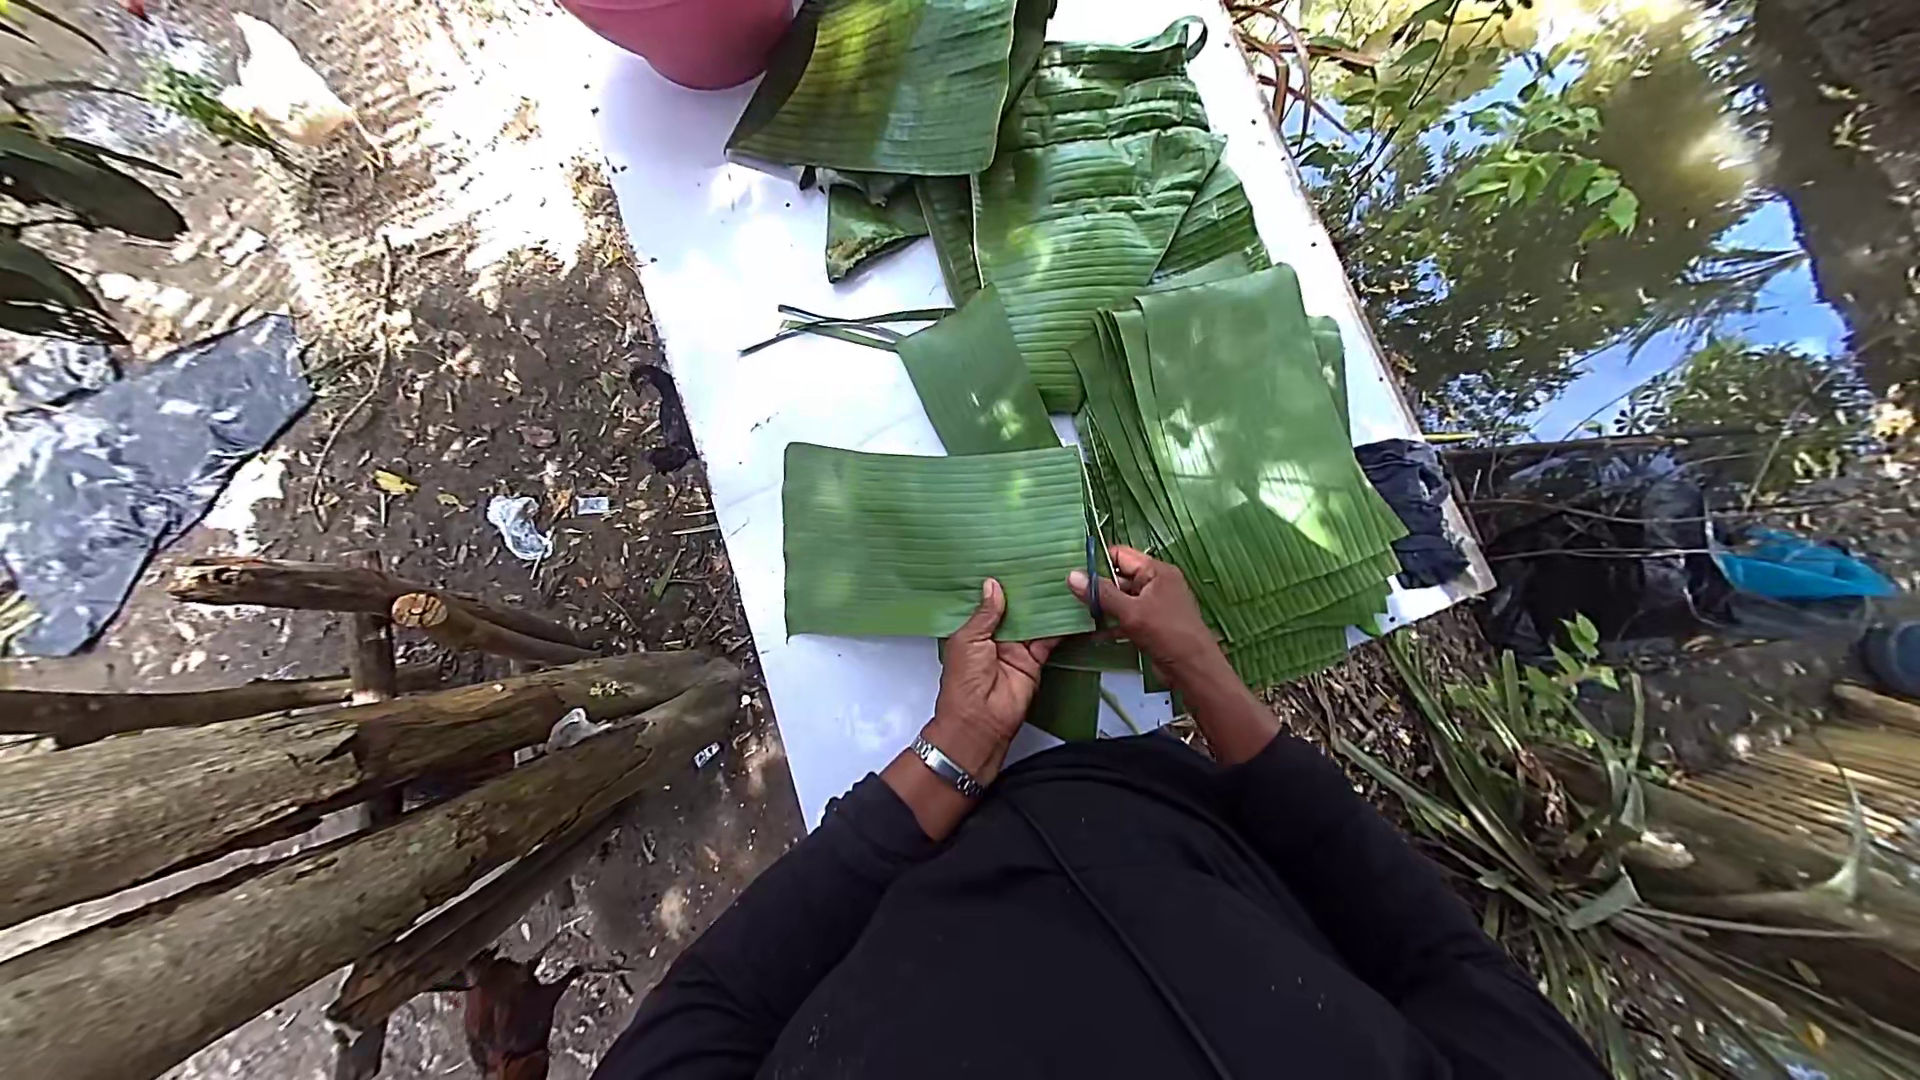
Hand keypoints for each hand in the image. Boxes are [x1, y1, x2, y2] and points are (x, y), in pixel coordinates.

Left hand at [927, 579, 1058, 774]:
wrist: (980, 721)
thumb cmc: (964, 680)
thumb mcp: (969, 639)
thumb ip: (985, 613)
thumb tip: (992, 584)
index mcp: (974, 629)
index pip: (989, 603)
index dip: (999, 585)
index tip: (1011, 561)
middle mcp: (996, 636)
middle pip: (1015, 609)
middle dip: (1026, 591)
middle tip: (1042, 564)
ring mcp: (1017, 648)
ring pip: (1034, 621)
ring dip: (1045, 605)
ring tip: (1059, 579)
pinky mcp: (1034, 660)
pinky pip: (1049, 640)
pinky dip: (1061, 627)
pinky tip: (1071, 609)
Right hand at [1068, 545, 1225, 690]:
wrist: (1194, 670)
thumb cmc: (1166, 633)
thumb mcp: (1131, 612)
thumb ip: (1101, 593)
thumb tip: (1072, 575)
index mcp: (1155, 571)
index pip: (1120, 555)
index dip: (1097, 560)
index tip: (1074, 571)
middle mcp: (1155, 583)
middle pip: (1119, 576)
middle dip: (1096, 586)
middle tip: (1069, 593)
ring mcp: (1153, 604)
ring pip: (1120, 598)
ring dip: (1101, 606)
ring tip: (1076, 611)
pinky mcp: (1150, 623)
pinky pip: (1126, 616)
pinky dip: (1111, 623)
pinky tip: (1093, 633)